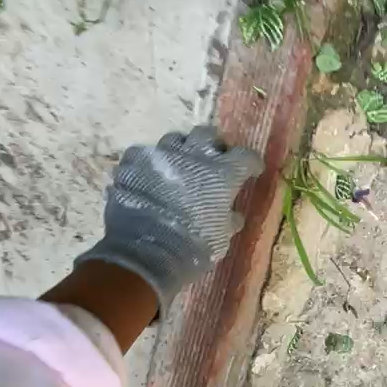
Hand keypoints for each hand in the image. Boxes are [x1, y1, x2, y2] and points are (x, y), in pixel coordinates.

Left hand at [75, 127, 264, 314]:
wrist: (146, 251)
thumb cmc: (194, 247)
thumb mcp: (221, 236)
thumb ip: (229, 219)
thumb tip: (232, 214)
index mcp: (223, 175)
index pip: (246, 156)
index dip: (251, 163)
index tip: (252, 171)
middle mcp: (194, 156)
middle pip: (208, 134)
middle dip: (214, 145)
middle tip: (214, 160)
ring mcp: (162, 155)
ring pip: (176, 139)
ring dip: (182, 150)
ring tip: (180, 166)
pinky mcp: (134, 162)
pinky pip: (145, 154)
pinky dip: (151, 163)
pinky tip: (150, 177)